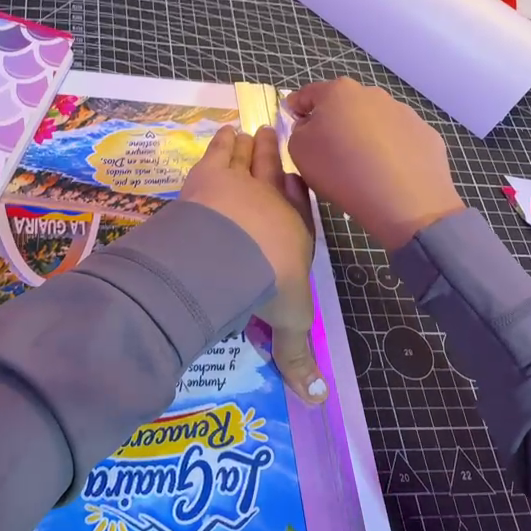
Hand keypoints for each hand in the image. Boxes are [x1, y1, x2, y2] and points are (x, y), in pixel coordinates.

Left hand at [179, 125, 326, 402]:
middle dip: (273, 156)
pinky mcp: (211, 174)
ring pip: (249, 159)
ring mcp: (242, 184)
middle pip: (274, 174)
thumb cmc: (270, 285)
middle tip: (271, 134)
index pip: (300, 208)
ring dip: (251, 145)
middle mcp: (273, 203)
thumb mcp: (289, 325)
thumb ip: (297, 357)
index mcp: (296, 234)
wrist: (235, 253)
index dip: (296, 193)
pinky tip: (223, 131)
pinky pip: (219, 152)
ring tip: (251, 128)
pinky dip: (222, 142)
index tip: (294, 178)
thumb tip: (319, 402)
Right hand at [285, 77, 466, 251]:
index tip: (293, 126)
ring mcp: (404, 113)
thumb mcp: (298, 151)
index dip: (296, 110)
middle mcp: (373, 94)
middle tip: (327, 152)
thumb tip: (311, 125)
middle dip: (332, 123)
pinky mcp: (426, 135)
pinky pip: (398, 139)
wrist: (406, 202)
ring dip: (363, 136)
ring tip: (361, 168)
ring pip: (373, 121)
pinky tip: (387, 174)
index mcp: (338, 92)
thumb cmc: (342, 171)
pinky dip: (389, 151)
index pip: (307, 94)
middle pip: (343, 105)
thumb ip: (298, 130)